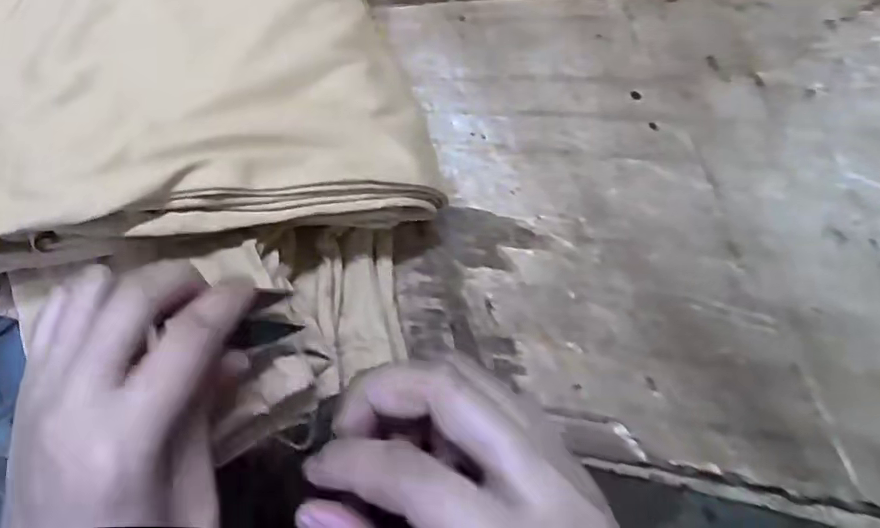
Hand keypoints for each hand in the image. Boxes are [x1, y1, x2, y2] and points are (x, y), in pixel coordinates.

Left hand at [6, 262, 255, 527]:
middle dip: (176, 278)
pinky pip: (55, 307)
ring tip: (160, 303)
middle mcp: (75, 395)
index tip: (247, 285)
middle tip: (205, 288)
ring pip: (86, 288)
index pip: (184, 343)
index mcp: (125, 441)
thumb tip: (235, 352)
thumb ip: (204, 420)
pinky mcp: (23, 379)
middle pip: (130, 296)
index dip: (222, 305)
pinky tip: (113, 314)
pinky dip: (88, 295)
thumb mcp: (188, 507)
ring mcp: (41, 381)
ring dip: (130, 281)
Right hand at [298, 357, 616, 527]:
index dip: (343, 462)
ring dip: (411, 390)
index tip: (314, 473)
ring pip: (468, 372)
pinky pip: (494, 394)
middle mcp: (546, 485)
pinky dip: (447, 401)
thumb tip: (308, 508)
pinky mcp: (570, 461)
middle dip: (375, 391)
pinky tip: (433, 445)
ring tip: (389, 436)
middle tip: (348, 431)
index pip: (405, 469)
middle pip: (441, 381)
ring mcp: (565, 465)